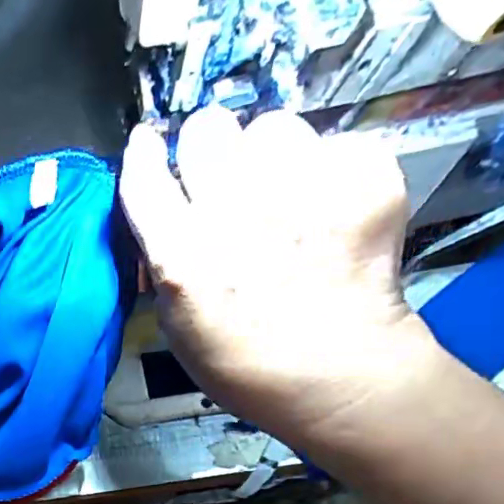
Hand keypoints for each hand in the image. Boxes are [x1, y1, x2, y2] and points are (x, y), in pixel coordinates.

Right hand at [119, 107, 449, 441]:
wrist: (340, 376)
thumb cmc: (248, 365)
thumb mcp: (178, 328)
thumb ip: (166, 265)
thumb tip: (167, 223)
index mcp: (184, 255)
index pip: (144, 175)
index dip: (142, 155)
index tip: (147, 146)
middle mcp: (235, 211)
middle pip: (206, 127)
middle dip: (209, 150)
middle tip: (224, 182)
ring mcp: (304, 189)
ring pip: (272, 127)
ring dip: (269, 157)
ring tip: (284, 199)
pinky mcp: (362, 179)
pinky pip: (333, 147)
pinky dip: (329, 174)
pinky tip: (329, 215)